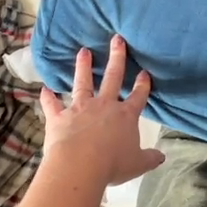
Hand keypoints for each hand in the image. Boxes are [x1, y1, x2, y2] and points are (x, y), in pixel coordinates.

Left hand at [39, 35, 162, 187]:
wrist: (80, 165)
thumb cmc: (112, 164)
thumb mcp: (137, 164)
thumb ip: (149, 158)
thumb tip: (161, 157)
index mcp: (126, 116)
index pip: (137, 96)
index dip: (142, 84)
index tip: (144, 72)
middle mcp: (104, 106)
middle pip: (112, 78)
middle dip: (117, 58)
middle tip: (117, 40)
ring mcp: (80, 109)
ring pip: (83, 83)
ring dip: (83, 67)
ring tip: (83, 51)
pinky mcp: (59, 117)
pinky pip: (53, 105)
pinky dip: (48, 97)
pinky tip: (45, 89)